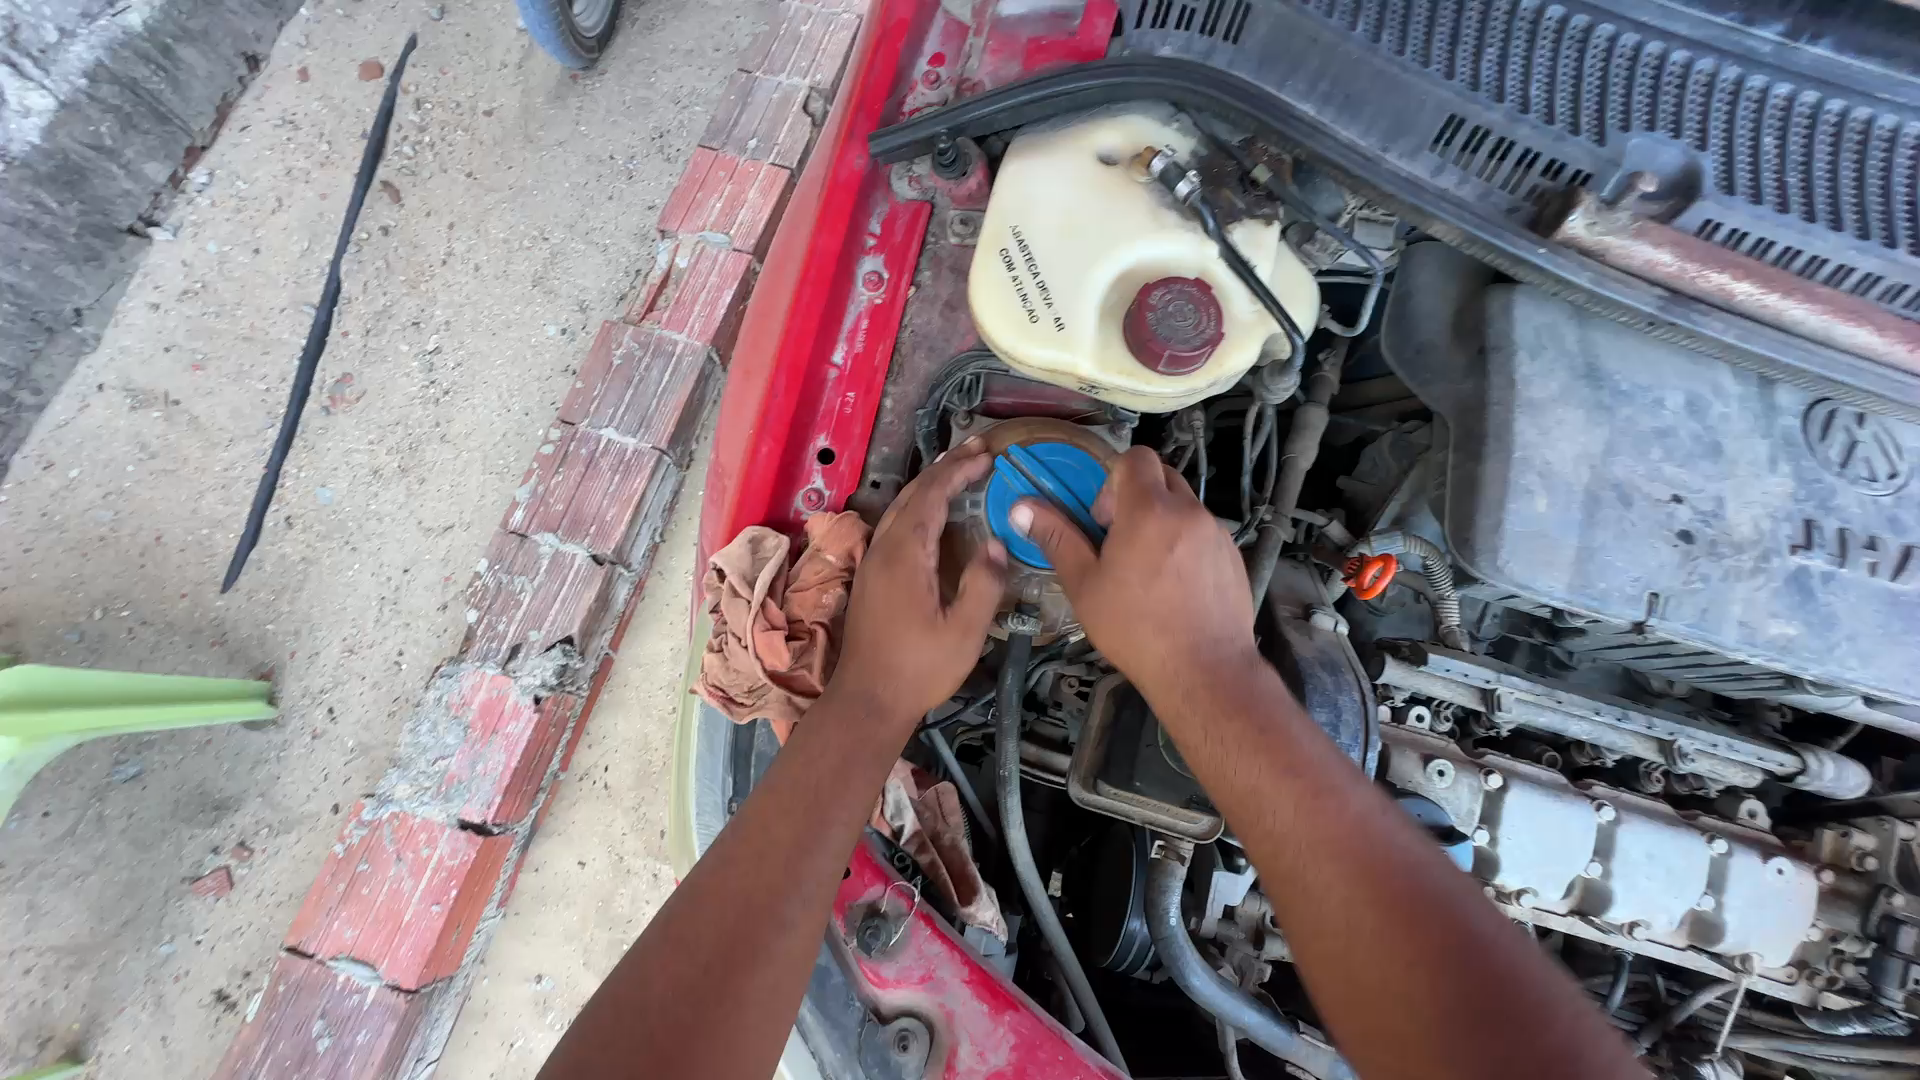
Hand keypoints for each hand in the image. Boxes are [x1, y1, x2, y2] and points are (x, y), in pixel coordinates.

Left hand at [832, 437, 1006, 725]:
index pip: (932, 496)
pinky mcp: (871, 576)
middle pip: (913, 493)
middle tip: (976, 450)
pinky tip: (934, 515)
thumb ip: (983, 585)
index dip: (959, 471)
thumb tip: (995, 544)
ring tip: (958, 470)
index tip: (987, 454)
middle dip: (944, 468)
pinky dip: (919, 507)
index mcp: (905, 554)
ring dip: (930, 485)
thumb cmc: (919, 668)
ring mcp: (872, 561)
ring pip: (900, 507)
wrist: (868, 699)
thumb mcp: (964, 633)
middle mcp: (883, 548)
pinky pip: (895, 525)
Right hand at [1013, 445, 1259, 707]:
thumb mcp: (1084, 584)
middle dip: (1137, 496)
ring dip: (1161, 522)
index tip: (1104, 520)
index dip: (1113, 480)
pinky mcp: (1234, 557)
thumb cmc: (1134, 628)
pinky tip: (1174, 587)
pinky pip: (1204, 533)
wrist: (1203, 670)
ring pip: (1184, 506)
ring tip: (1147, 569)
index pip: (1136, 457)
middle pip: (1162, 476)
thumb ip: (1056, 537)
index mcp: (1149, 510)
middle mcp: (1189, 511)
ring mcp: (1217, 533)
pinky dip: (1185, 545)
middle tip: (1120, 540)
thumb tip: (1021, 507)